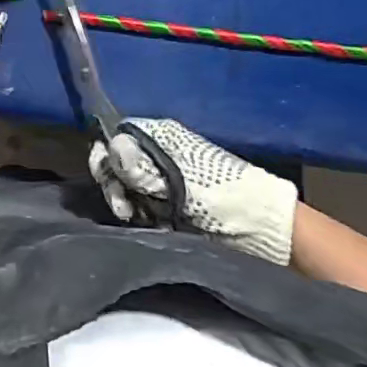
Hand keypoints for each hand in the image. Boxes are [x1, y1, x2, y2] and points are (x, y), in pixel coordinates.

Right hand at [90, 118, 297, 264]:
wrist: (260, 231)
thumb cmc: (222, 196)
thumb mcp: (179, 177)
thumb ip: (139, 164)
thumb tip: (110, 146)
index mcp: (161, 137)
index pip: (117, 135)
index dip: (106, 153)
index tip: (107, 175)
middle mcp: (157, 153)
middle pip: (115, 161)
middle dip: (113, 182)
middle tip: (123, 206)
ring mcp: (160, 180)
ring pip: (122, 185)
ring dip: (123, 201)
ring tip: (135, 217)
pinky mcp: (163, 204)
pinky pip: (135, 204)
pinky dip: (135, 214)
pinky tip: (145, 222)